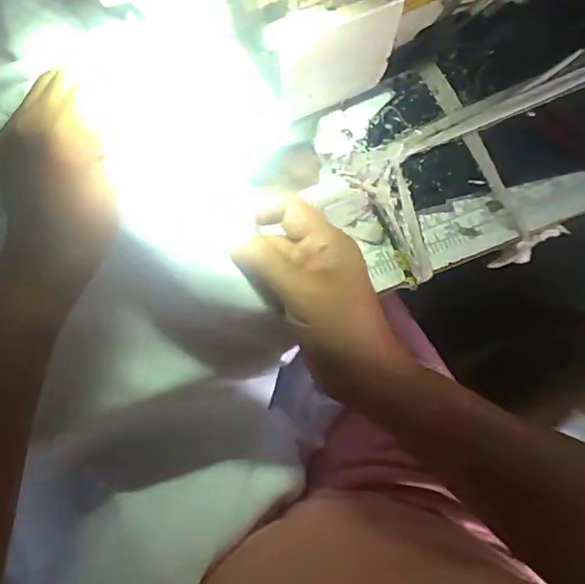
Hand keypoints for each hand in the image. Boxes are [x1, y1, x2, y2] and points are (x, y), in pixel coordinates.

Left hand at [0, 70, 118, 307]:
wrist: (44, 255)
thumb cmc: (89, 221)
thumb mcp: (107, 171)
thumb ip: (97, 131)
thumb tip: (97, 104)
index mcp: (58, 130)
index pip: (78, 82)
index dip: (99, 84)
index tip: (114, 89)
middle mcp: (26, 124)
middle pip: (53, 80)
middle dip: (76, 87)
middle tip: (97, 103)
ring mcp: (8, 134)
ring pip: (36, 94)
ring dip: (59, 99)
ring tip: (79, 118)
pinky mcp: (0, 146)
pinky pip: (24, 114)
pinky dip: (43, 116)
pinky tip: (59, 135)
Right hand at [232, 197, 416, 401]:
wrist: (364, 375)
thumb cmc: (337, 325)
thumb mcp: (300, 289)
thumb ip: (265, 260)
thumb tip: (234, 240)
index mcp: (326, 241)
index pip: (290, 208)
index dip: (263, 212)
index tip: (233, 230)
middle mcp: (319, 254)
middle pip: (278, 236)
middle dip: (252, 245)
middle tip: (221, 259)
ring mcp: (312, 279)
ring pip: (274, 262)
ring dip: (253, 268)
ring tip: (228, 277)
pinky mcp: (304, 302)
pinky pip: (276, 284)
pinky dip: (260, 287)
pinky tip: (242, 296)